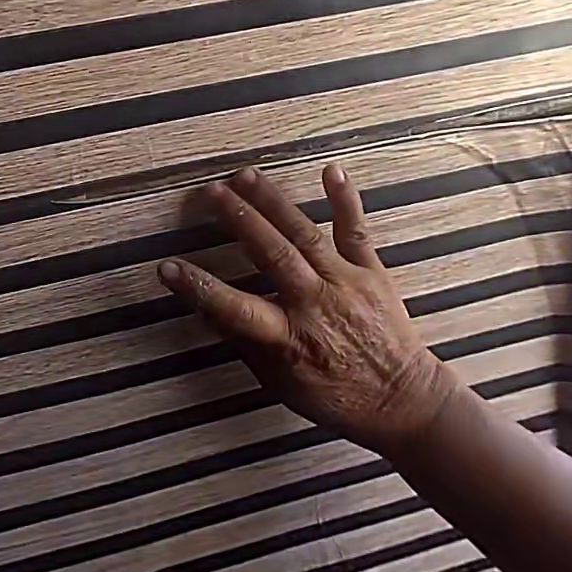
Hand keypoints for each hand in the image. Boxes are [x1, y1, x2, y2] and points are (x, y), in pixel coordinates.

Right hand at [156, 165, 455, 454]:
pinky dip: (344, 199)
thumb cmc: (334, 396)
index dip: (198, 287)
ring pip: (305, 235)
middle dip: (240, 219)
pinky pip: (356, 231)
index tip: (167, 267)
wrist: (404, 402)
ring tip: (246, 176)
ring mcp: (345, 283)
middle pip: (273, 255)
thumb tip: (206, 311)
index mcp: (288, 337)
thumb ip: (244, 342)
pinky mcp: (371, 273)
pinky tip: (329, 169)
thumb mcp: (278, 381)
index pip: (234, 308)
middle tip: (211, 192)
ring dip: (273, 203)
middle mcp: (315, 304)